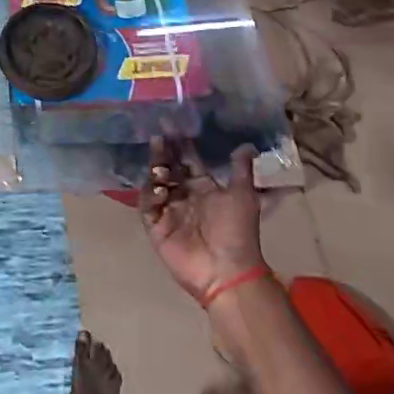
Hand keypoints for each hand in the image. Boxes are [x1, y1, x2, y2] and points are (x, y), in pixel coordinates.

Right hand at [139, 140, 263, 302]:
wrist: (227, 270)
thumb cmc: (237, 231)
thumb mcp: (243, 195)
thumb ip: (241, 169)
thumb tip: (246, 144)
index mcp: (203, 187)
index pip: (188, 160)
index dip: (180, 143)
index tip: (171, 124)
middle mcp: (184, 196)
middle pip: (168, 168)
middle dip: (163, 153)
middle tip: (158, 138)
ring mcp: (169, 211)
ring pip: (155, 184)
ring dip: (156, 172)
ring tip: (161, 168)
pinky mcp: (157, 228)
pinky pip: (147, 207)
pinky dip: (150, 196)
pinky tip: (160, 191)